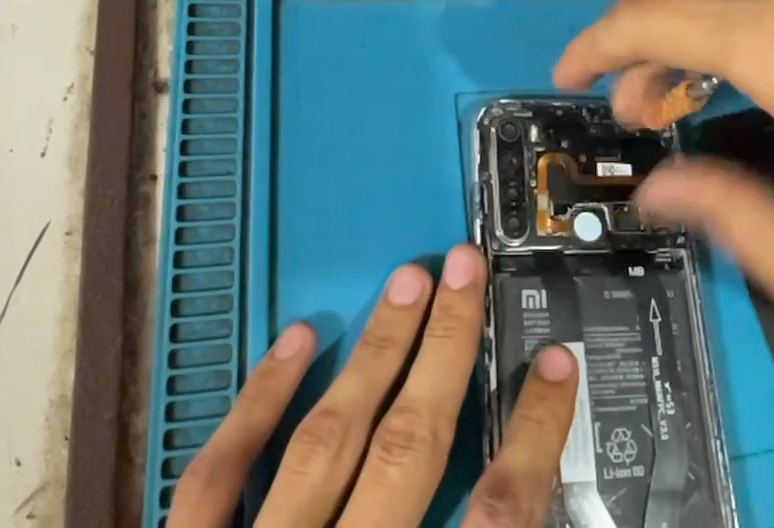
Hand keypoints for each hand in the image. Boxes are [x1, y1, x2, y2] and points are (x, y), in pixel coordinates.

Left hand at [169, 244, 580, 526]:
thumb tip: (523, 523)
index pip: (497, 519)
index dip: (534, 432)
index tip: (556, 365)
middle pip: (410, 449)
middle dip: (445, 351)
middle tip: (466, 271)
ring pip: (326, 440)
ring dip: (373, 354)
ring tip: (407, 282)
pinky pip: (217, 474)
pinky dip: (257, 401)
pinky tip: (297, 339)